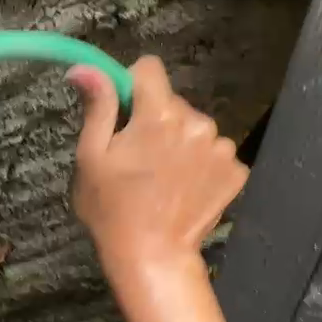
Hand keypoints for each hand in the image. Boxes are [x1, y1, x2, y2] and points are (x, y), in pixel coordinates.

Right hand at [67, 56, 246, 270]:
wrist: (151, 253)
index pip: (148, 69)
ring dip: (176, 141)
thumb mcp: (91, 155)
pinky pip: (211, 151)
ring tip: (158, 175)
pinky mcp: (237, 169)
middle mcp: (198, 123)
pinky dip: (196, 162)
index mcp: (158, 115)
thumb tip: (84, 68)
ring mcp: (222, 147)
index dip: (129, 85)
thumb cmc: (110, 206)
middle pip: (170, 102)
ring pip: (192, 127)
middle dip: (151, 119)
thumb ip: (97, 106)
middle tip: (133, 156)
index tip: (118, 111)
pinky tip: (180, 186)